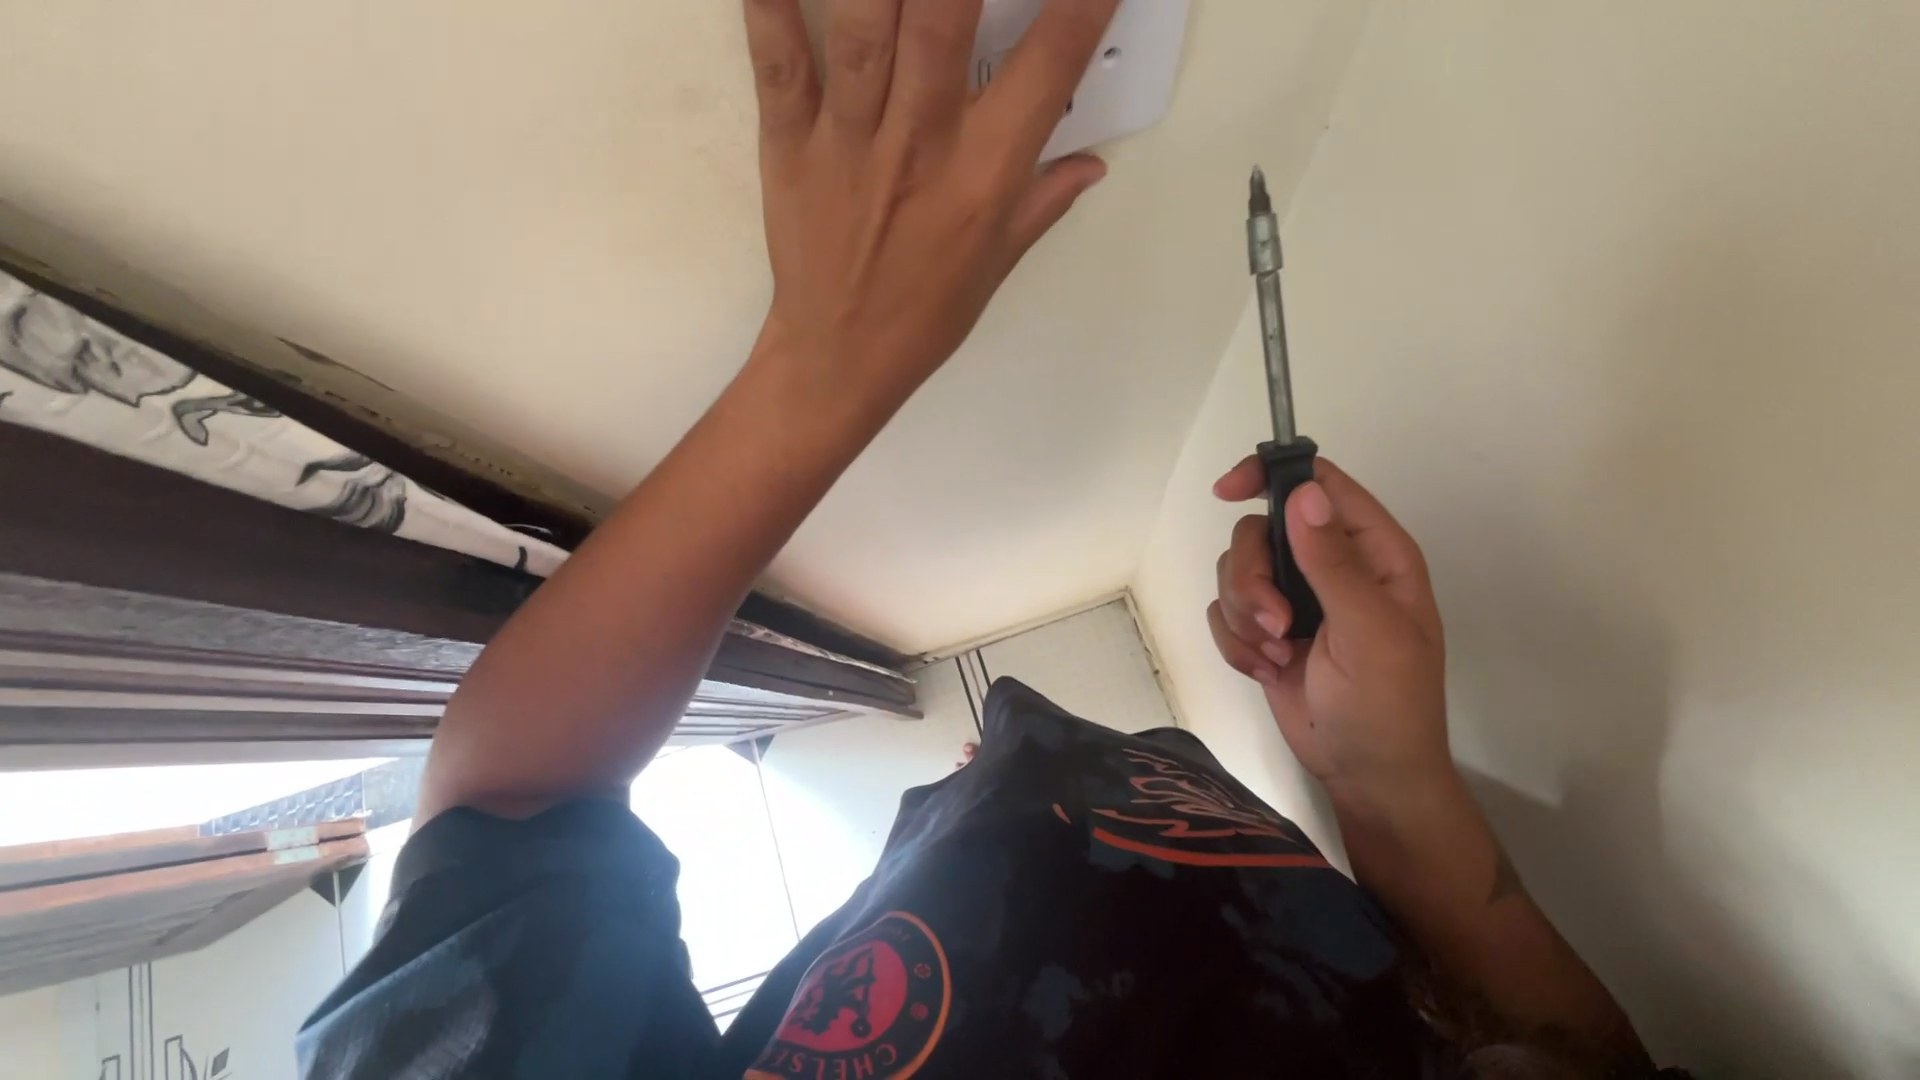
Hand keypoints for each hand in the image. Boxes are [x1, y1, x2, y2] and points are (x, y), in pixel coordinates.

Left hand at [744, 0, 1117, 398]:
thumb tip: (1093, 162)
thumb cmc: (924, 316)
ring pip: (864, 24)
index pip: (1049, 65)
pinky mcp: (790, 144)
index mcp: (984, 176)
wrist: (839, 358)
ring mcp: (851, 140)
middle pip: (945, 16)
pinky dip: (771, 1)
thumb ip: (1042, 202)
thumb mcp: (996, 265)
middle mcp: (922, 144)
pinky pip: (777, 60)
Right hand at [1208, 458, 1451, 803]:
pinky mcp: (1263, 630)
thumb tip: (1303, 492)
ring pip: (1234, 573)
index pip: (1317, 485)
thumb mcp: (1369, 631)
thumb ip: (1333, 562)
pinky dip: (1235, 643)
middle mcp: (1327, 565)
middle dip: (1251, 580)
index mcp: (1371, 552)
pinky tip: (1268, 670)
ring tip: (1276, 656)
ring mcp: (1293, 598)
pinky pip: (1223, 612)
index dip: (1270, 476)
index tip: (1225, 491)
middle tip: (1275, 624)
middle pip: (1257, 532)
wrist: (1364, 772)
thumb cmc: (1388, 703)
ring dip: (1244, 619)